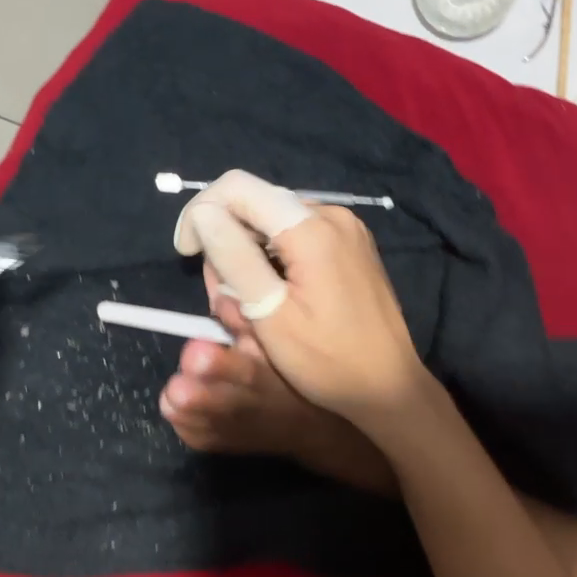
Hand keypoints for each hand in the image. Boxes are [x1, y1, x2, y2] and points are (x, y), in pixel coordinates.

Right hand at [174, 170, 430, 424]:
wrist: (389, 388)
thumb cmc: (327, 361)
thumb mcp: (270, 316)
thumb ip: (234, 258)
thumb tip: (203, 214)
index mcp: (312, 228)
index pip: (237, 188)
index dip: (201, 213)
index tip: (187, 254)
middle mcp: (331, 215)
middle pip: (253, 208)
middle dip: (226, 249)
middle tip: (226, 306)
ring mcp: (345, 230)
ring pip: (271, 227)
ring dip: (248, 263)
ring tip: (250, 316)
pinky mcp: (350, 247)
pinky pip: (296, 240)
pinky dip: (274, 265)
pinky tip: (274, 304)